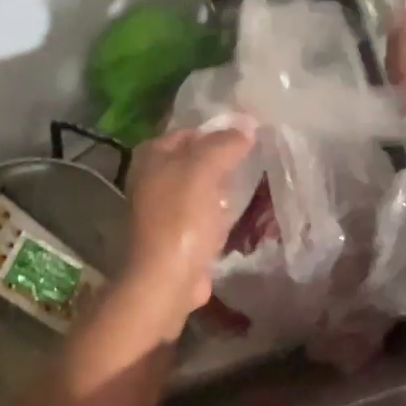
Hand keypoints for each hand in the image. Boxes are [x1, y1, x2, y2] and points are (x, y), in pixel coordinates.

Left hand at [119, 123, 255, 322]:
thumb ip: (224, 144)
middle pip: (195, 161)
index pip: (189, 132)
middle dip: (222, 161)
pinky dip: (219, 216)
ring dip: (222, 190)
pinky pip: (204, 218)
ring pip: (201, 190)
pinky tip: (236, 216)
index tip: (250, 134)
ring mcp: (165, 212)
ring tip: (252, 183)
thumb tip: (247, 126)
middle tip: (254, 158)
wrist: (167, 279)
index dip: (218, 130)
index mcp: (151, 157)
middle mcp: (153, 181)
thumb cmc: (181, 219)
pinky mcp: (179, 238)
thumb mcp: (203, 169)